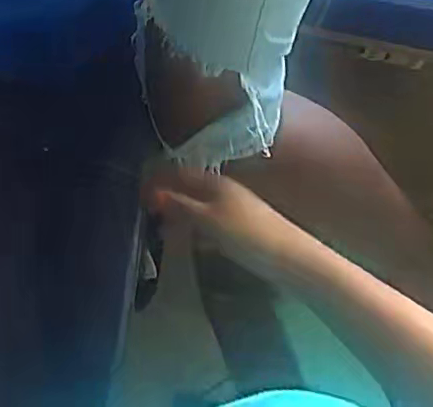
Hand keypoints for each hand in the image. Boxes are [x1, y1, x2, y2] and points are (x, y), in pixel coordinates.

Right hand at [144, 164, 327, 275]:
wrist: (294, 260)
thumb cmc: (248, 236)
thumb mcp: (208, 221)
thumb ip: (179, 206)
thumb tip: (152, 192)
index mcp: (213, 181)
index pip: (177, 171)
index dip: (157, 179)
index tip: (138, 192)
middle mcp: (223, 187)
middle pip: (188, 185)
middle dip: (166, 194)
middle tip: (147, 210)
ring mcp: (235, 205)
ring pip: (198, 201)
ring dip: (180, 209)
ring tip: (164, 226)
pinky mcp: (243, 224)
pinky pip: (209, 215)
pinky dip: (194, 221)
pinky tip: (193, 236)